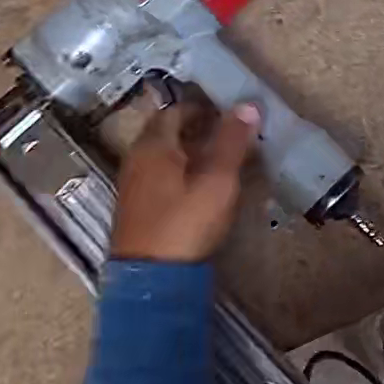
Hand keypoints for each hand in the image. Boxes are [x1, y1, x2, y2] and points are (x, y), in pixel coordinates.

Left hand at [111, 100, 257, 263]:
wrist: (151, 278)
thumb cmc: (185, 221)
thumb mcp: (217, 180)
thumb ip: (232, 142)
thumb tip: (248, 105)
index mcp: (153, 146)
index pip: (176, 111)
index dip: (202, 107)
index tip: (229, 111)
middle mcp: (137, 160)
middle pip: (167, 132)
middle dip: (198, 127)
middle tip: (230, 132)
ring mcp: (135, 185)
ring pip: (164, 154)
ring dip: (191, 149)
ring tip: (223, 157)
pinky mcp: (139, 207)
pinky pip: (161, 174)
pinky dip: (182, 169)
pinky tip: (203, 183)